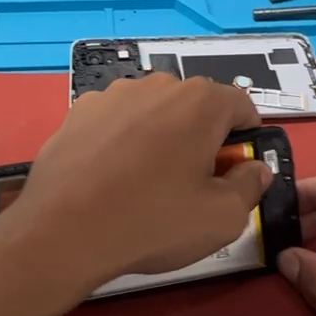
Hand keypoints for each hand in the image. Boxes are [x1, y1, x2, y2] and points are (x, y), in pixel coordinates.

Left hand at [0, 74, 271, 293]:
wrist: (63, 230)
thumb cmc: (154, 221)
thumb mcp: (223, 218)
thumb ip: (250, 186)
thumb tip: (253, 169)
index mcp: (200, 101)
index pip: (242, 106)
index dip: (246, 139)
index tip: (236, 173)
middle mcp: (157, 84)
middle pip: (195, 106)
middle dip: (202, 138)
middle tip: (193, 185)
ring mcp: (113, 94)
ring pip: (153, 112)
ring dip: (160, 137)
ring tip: (145, 185)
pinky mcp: (78, 111)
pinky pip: (116, 122)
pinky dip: (121, 142)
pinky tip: (109, 179)